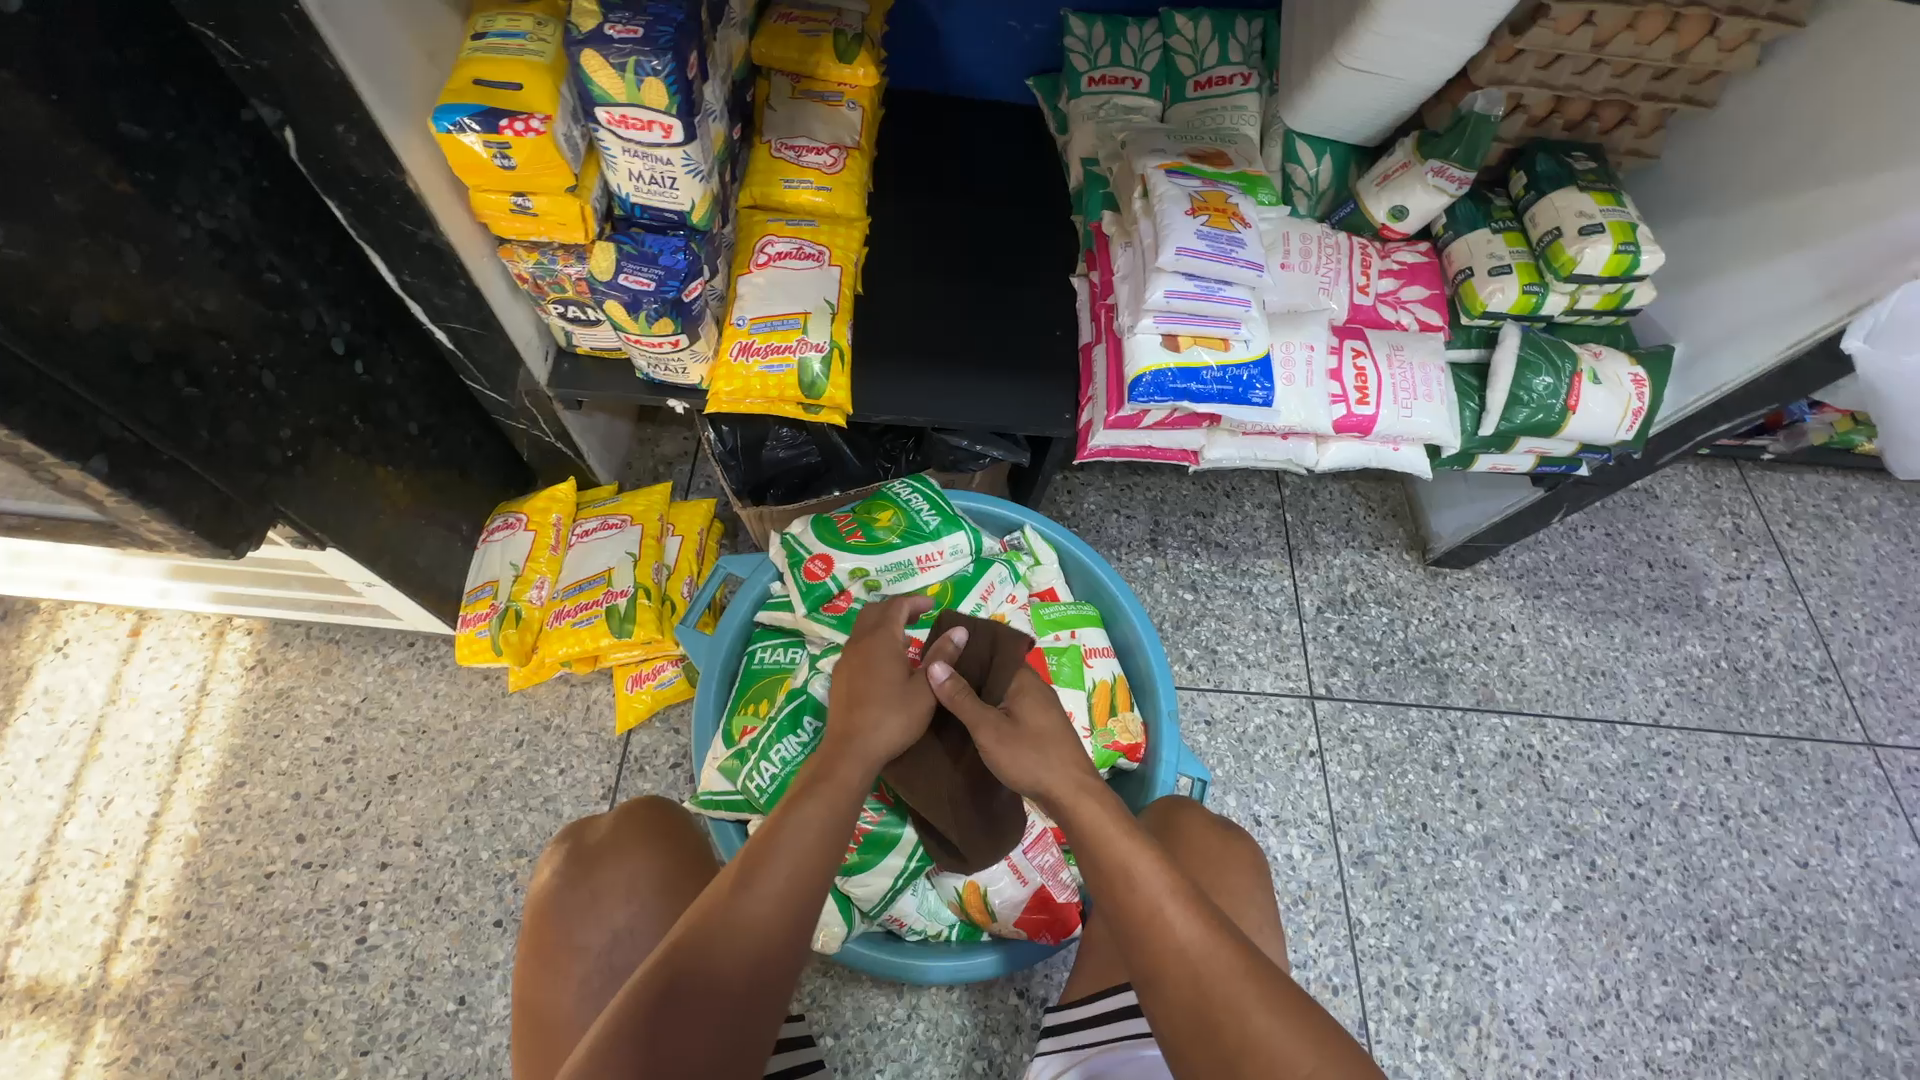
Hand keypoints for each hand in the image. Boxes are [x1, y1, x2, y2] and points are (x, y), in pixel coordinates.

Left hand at [820, 594, 961, 776]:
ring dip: (885, 624)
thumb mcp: (926, 689)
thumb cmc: (893, 718)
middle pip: (876, 610)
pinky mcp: (840, 675)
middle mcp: (859, 642)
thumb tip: (960, 630)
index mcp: (881, 638)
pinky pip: (857, 645)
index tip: (934, 605)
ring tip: (908, 639)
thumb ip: (941, 656)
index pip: (897, 605)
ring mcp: (846, 659)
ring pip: (863, 627)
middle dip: (898, 608)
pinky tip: (887, 663)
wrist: (851, 750)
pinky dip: (874, 641)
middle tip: (920, 616)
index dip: (916, 601)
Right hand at [925, 660, 1105, 812]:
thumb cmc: (1030, 757)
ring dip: (979, 695)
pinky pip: (1010, 708)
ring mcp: (1040, 707)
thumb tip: (935, 664)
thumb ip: (961, 698)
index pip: (989, 652)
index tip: (935, 654)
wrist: (1072, 795)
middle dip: (967, 675)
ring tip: (945, 698)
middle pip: (995, 672)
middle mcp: (1034, 685)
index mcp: (1023, 677)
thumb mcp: (988, 728)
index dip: (963, 651)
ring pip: (1002, 692)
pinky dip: (991, 710)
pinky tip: (972, 720)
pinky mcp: (1040, 726)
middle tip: (932, 678)